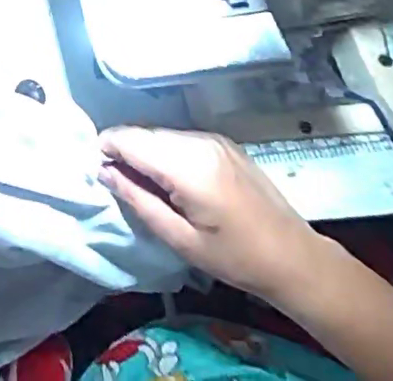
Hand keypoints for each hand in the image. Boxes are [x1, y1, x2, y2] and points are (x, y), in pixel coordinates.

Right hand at [98, 127, 337, 302]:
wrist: (295, 257)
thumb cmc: (236, 258)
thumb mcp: (180, 239)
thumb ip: (137, 199)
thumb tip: (104, 171)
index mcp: (187, 166)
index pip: (131, 139)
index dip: (107, 147)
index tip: (96, 166)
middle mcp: (199, 142)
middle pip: (144, 133)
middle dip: (125, 150)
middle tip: (118, 180)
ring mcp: (213, 138)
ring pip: (162, 134)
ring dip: (146, 151)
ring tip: (146, 183)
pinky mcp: (223, 142)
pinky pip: (181, 138)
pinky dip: (167, 151)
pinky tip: (173, 179)